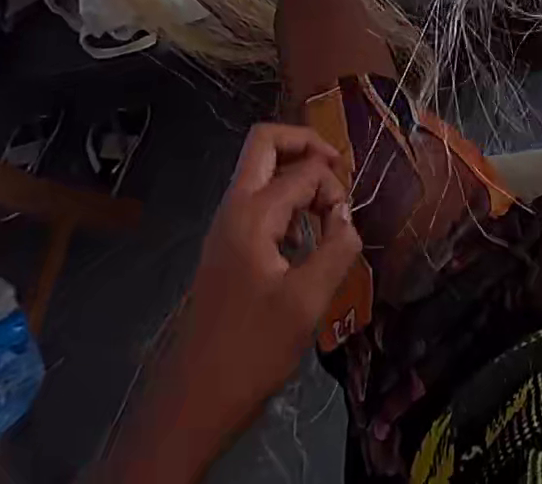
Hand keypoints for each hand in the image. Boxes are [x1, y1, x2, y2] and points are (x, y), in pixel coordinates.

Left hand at [116, 125, 360, 481]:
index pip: (304, 172)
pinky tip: (306, 230)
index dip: (334, 188)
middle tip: (338, 167)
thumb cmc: (252, 349)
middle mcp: (234, 208)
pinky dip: (286, 196)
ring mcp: (226, 225)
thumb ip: (337, 248)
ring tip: (328, 202)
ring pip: (260, 168)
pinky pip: (258, 198)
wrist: (195, 399)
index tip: (345, 223)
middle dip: (305, 143)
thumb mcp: (307, 301)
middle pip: (265, 142)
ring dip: (296, 170)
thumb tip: (347, 215)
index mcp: (252, 214)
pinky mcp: (227, 245)